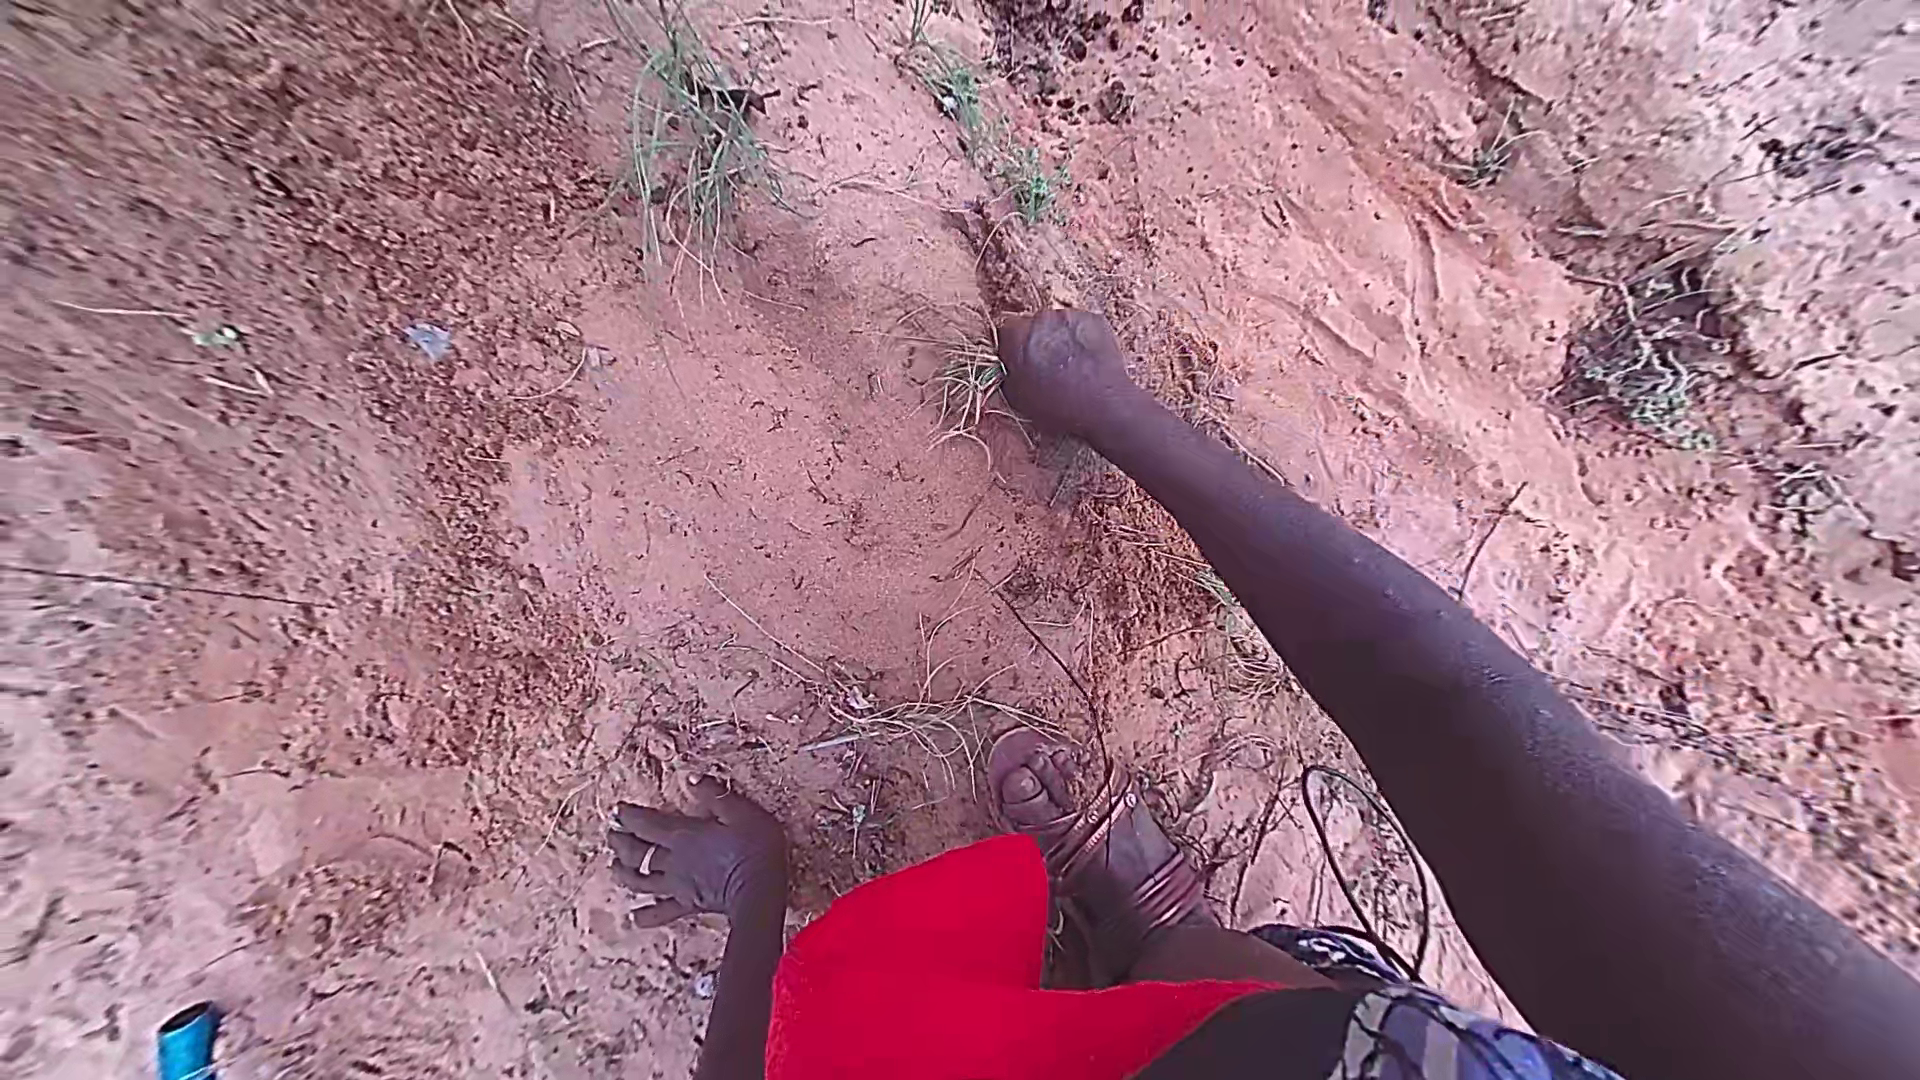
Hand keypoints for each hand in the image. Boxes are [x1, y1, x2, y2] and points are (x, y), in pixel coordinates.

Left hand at [608, 778, 788, 926]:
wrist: (759, 888)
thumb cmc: (753, 845)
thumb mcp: (740, 810)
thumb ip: (714, 795)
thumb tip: (691, 779)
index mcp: (684, 835)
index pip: (648, 824)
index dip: (630, 816)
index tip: (617, 809)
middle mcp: (674, 860)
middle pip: (638, 852)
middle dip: (621, 842)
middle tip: (610, 833)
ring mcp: (678, 885)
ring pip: (641, 880)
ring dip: (624, 873)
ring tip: (614, 865)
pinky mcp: (687, 904)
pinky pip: (661, 912)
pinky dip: (645, 915)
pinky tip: (635, 916)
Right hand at [995, 309, 1143, 438]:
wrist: (1102, 407)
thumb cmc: (1057, 408)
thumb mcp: (1017, 398)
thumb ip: (1008, 374)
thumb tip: (1009, 367)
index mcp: (1017, 337)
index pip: (1005, 332)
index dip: (1012, 349)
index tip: (1019, 363)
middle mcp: (1040, 319)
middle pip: (1032, 325)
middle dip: (1036, 342)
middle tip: (1045, 367)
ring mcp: (1069, 316)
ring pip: (1057, 325)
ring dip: (1058, 339)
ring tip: (1068, 366)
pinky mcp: (1093, 319)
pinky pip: (1079, 326)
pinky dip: (1079, 339)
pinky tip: (1084, 361)